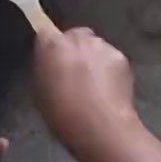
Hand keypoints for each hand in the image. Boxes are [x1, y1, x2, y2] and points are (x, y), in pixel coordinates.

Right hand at [32, 27, 144, 161]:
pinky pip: (110, 57)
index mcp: (52, 45)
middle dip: (73, 49)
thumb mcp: (39, 91)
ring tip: (93, 83)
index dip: (49, 48)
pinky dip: (108, 68)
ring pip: (94, 45)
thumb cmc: (62, 115)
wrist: (101, 128)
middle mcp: (78, 38)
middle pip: (73, 35)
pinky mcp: (121, 57)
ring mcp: (102, 46)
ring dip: (92, 57)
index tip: (51, 62)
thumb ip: (45, 68)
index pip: (46, 33)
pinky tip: (108, 88)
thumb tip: (51, 62)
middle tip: (73, 73)